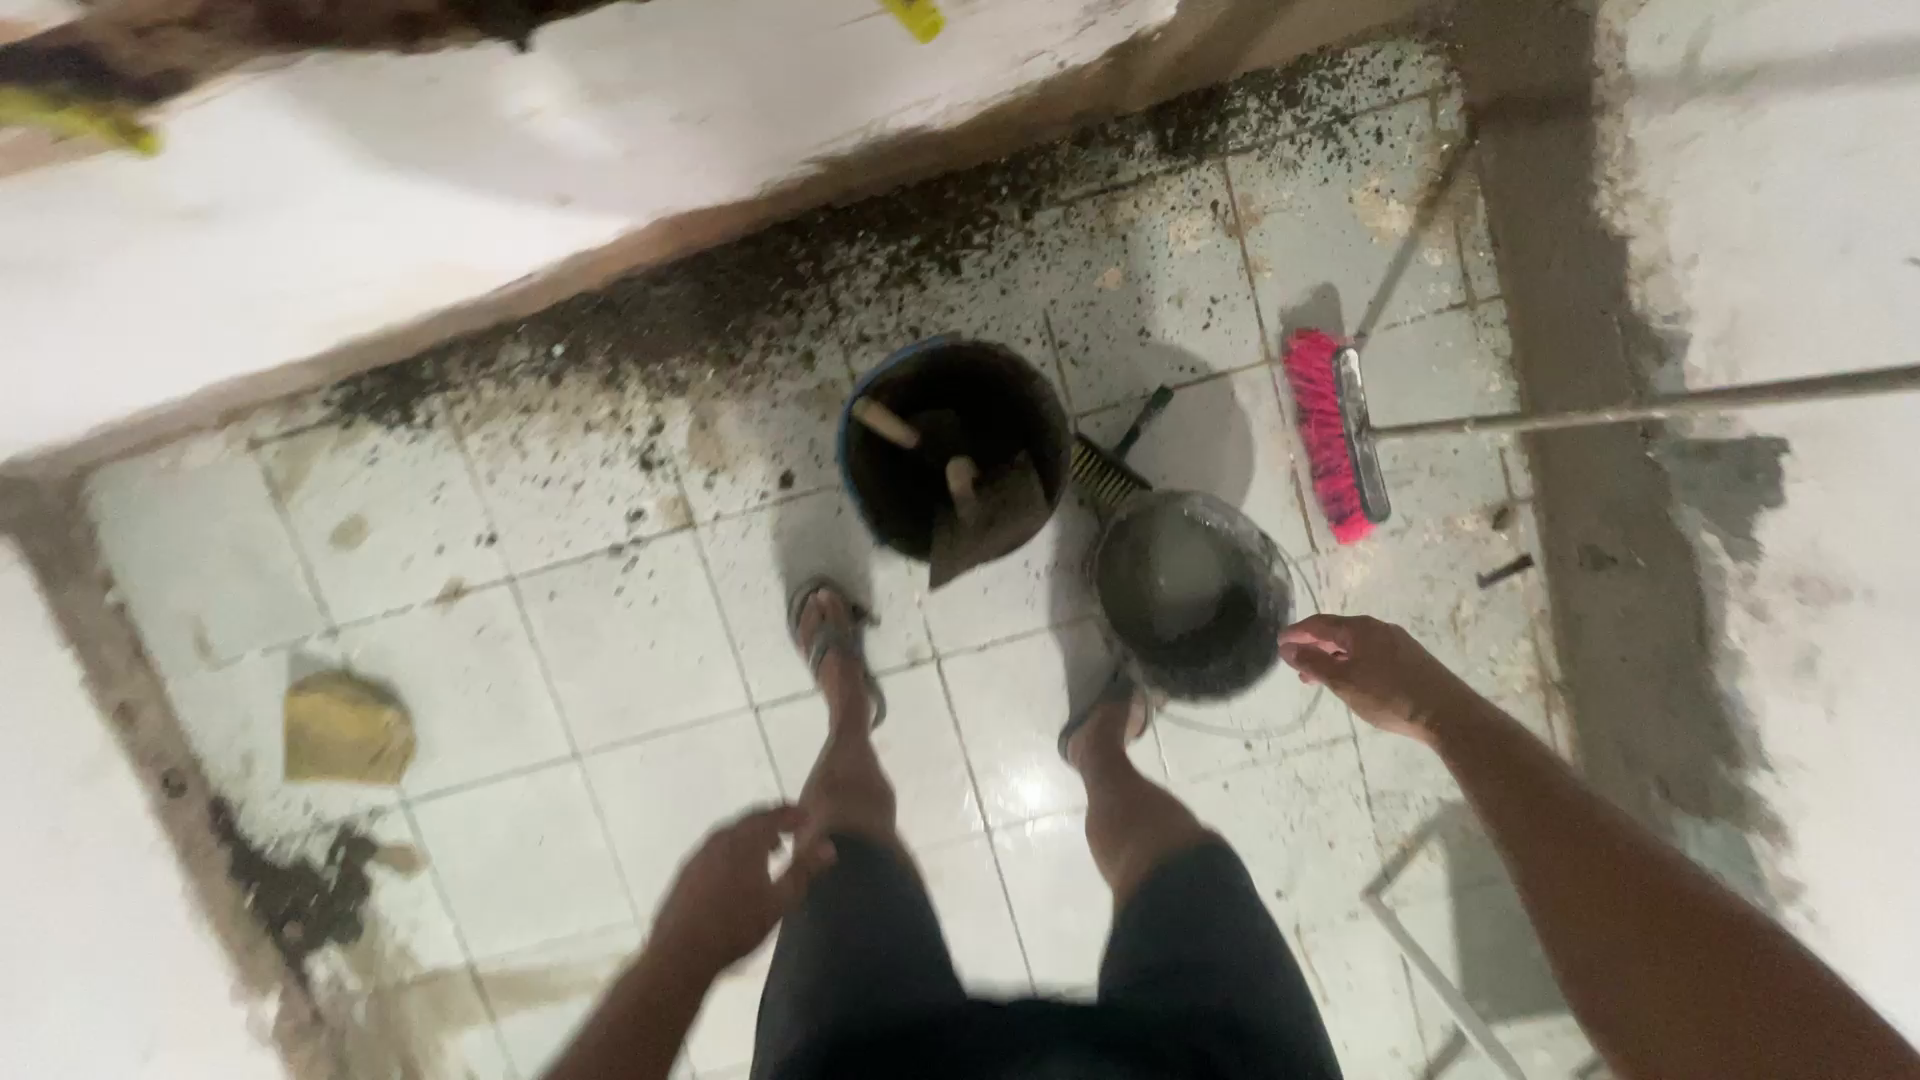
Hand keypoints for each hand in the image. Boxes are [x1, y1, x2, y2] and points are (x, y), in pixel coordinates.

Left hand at [649, 805, 836, 979]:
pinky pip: (716, 849)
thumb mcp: (779, 901)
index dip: (793, 814)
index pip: (774, 814)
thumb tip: (829, 846)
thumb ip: (804, 870)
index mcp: (746, 839)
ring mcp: (700, 853)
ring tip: (768, 853)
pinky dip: (733, 850)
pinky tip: (736, 874)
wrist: (678, 955)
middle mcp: (721, 838)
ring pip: (731, 834)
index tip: (807, 818)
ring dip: (752, 837)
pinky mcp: (685, 871)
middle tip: (790, 833)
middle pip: (751, 819)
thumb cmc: (736, 927)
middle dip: (773, 822)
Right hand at [1277, 614, 1483, 743]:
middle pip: (1337, 632)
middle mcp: (1378, 629)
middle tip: (1294, 663)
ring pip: (1354, 645)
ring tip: (1317, 678)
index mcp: (1360, 629)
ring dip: (1331, 657)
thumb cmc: (1389, 696)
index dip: (1296, 633)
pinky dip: (1351, 662)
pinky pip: (1370, 653)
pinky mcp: (1410, 659)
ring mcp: (1397, 643)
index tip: (1279, 643)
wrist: (1449, 715)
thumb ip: (1313, 663)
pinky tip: (1350, 680)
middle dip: (1313, 646)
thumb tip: (1289, 648)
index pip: (1318, 624)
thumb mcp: (1343, 681)